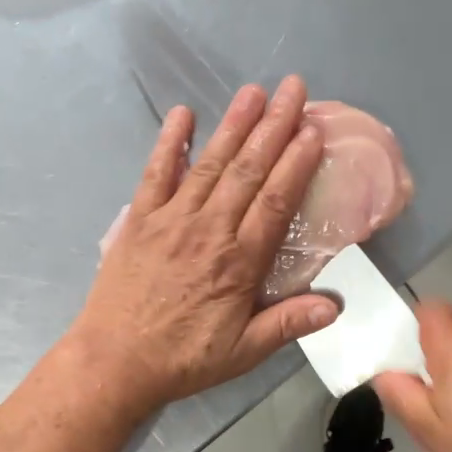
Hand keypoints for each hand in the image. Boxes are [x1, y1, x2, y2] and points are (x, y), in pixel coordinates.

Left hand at [65, 77, 337, 410]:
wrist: (115, 362)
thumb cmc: (181, 361)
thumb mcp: (241, 353)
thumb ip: (286, 324)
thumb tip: (336, 305)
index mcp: (238, 264)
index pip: (275, 202)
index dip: (296, 164)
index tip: (313, 130)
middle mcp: (208, 232)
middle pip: (247, 171)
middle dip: (273, 127)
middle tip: (293, 89)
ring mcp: (170, 222)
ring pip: (208, 165)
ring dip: (233, 126)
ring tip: (253, 92)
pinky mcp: (138, 222)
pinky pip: (156, 174)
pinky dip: (169, 143)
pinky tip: (182, 115)